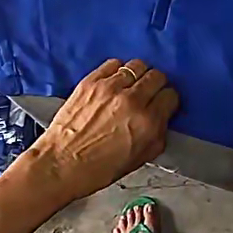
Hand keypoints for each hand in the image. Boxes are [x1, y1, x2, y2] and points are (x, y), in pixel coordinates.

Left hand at [18, 59, 178, 203]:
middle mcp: (132, 101)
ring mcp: (110, 88)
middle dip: (157, 85)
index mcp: (148, 122)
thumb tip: (163, 118)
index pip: (171, 96)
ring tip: (133, 86)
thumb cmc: (100, 167)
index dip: (168, 101)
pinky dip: (118, 71)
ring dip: (139, 75)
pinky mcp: (90, 82)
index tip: (163, 105)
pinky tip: (115, 82)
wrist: (61, 164)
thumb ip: (159, 134)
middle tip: (150, 94)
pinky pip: (114, 64)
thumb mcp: (142, 157)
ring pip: (137, 66)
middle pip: (157, 76)